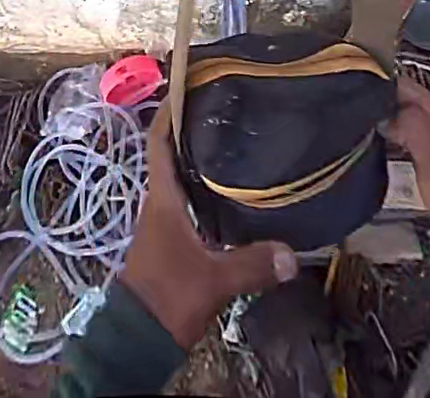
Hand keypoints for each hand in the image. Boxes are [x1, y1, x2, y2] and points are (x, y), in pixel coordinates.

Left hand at [119, 108, 299, 346]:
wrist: (137, 341)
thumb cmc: (168, 297)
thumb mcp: (213, 279)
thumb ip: (251, 264)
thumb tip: (292, 253)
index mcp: (162, 199)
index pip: (158, 144)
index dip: (166, 113)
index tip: (181, 87)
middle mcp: (160, 203)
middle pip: (171, 154)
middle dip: (190, 128)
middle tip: (220, 106)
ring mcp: (164, 221)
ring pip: (180, 177)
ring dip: (196, 156)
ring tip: (230, 137)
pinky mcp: (172, 239)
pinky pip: (187, 199)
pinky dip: (203, 185)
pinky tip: (229, 188)